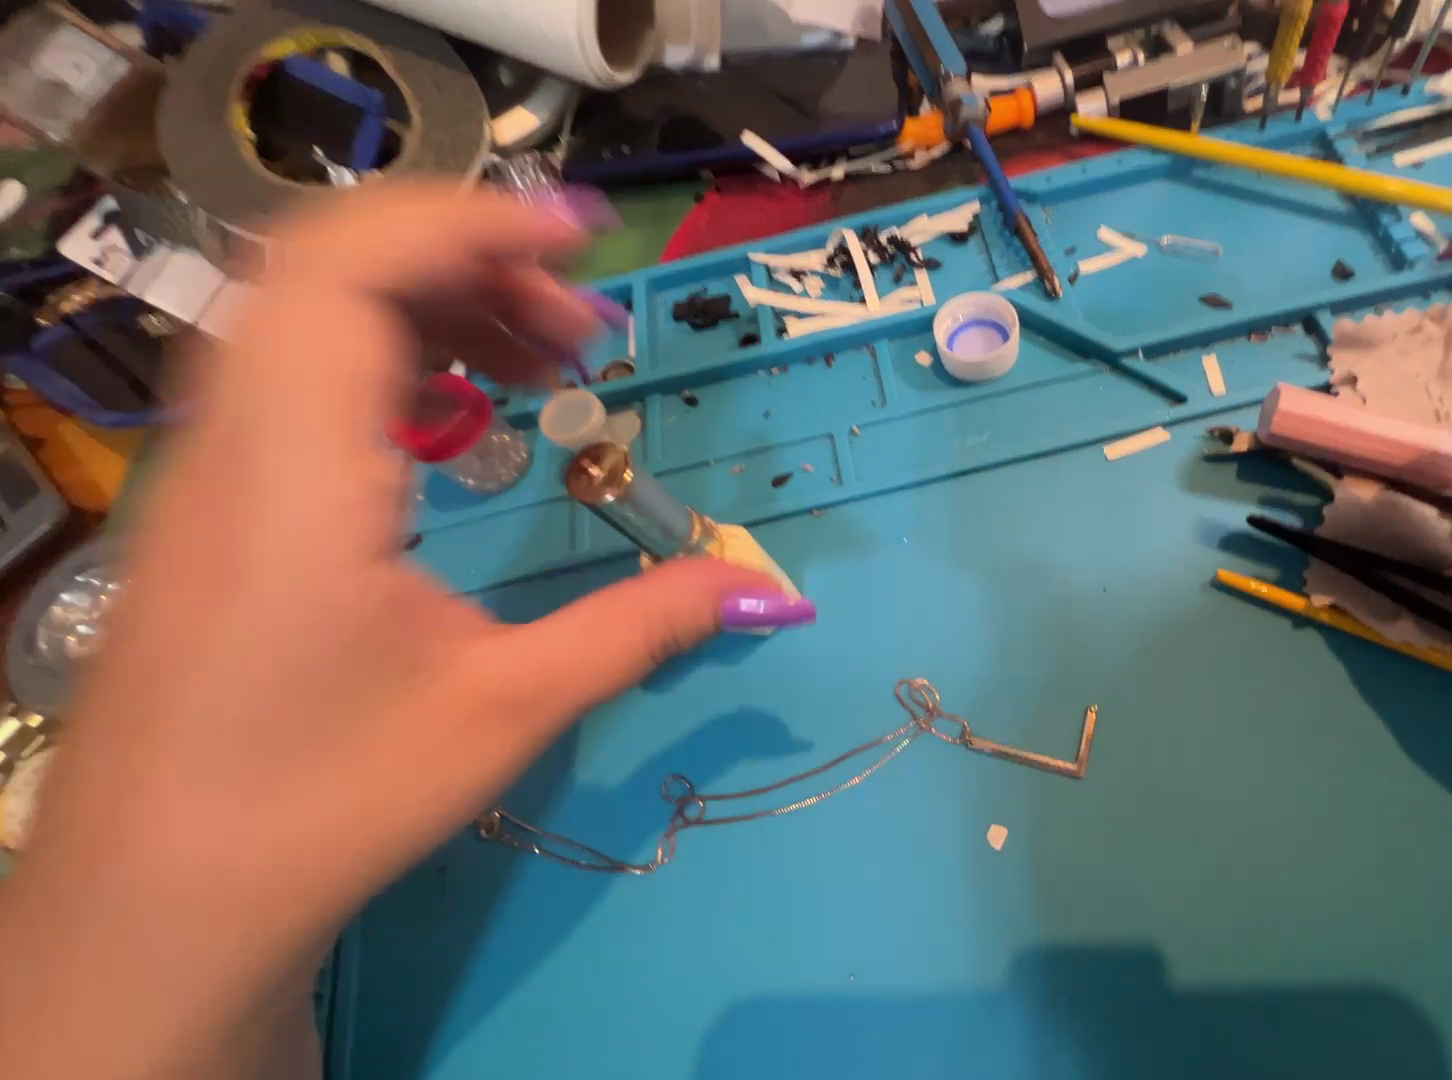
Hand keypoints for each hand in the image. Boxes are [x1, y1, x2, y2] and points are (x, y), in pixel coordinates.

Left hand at [0, 186, 789, 1077]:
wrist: (162, 906)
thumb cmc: (332, 802)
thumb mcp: (517, 705)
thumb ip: (649, 624)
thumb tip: (776, 587)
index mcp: (296, 483)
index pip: (342, 279)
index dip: (464, 225)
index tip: (582, 239)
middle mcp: (232, 449)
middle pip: (327, 273)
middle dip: (476, 265)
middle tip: (588, 330)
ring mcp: (214, 470)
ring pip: (313, 319)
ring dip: (445, 310)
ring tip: (551, 364)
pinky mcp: (226, 500)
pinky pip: (308, 377)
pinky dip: (407, 360)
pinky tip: (476, 418)